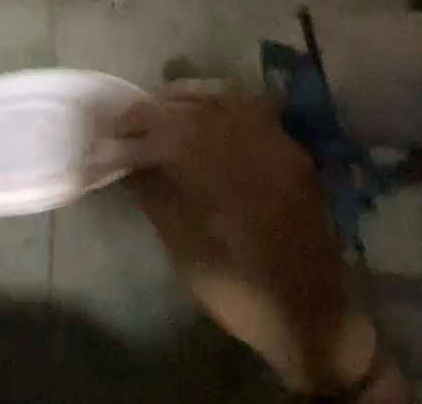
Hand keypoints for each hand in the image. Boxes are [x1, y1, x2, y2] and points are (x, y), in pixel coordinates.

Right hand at [114, 85, 377, 394]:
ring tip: (157, 110)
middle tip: (123, 121)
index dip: (132, 131)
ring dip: (183, 100)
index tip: (105, 137)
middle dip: (153, 111)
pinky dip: (218, 103)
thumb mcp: (187, 252)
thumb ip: (156, 198)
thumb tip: (127, 162)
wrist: (315, 322)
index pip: (167, 133)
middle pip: (194, 109)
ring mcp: (278, 146)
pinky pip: (249, 109)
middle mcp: (255, 150)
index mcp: (227, 177)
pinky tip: (200, 114)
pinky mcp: (291, 153)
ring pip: (223, 99)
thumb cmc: (243, 292)